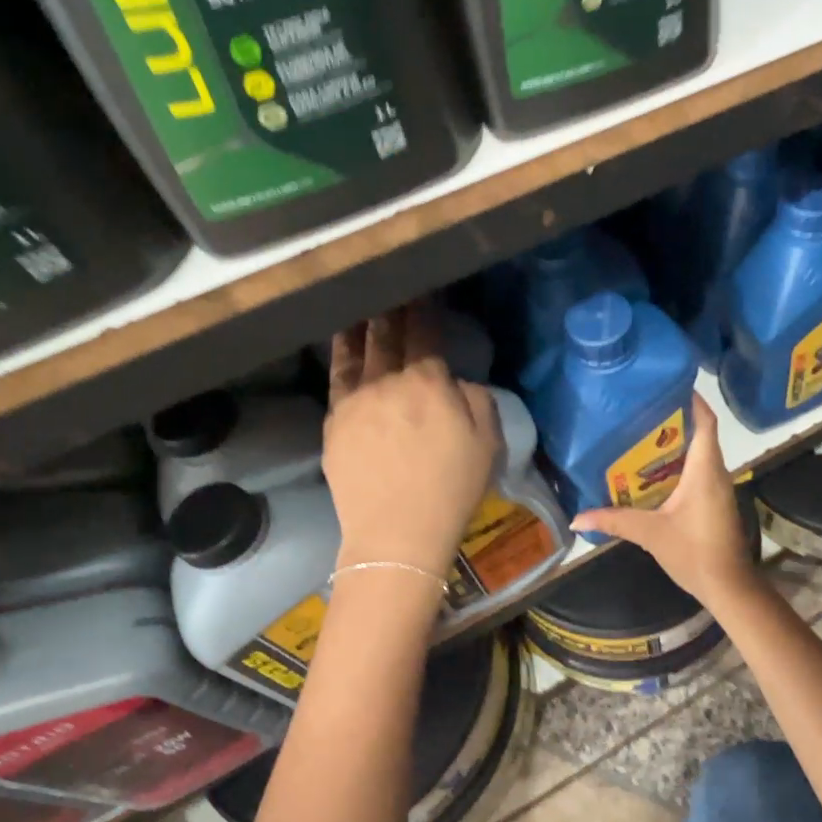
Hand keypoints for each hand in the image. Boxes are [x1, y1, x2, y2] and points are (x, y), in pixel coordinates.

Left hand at [322, 306, 500, 578]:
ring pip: (354, 351)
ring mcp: (353, 401)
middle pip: (386, 334)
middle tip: (389, 285)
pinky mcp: (333, 424)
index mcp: (428, 381)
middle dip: (391, 307)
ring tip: (356, 303)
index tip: (424, 288)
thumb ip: (475, 398)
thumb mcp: (488, 440)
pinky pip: (336, 380)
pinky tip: (342, 348)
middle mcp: (386, 381)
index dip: (425, 306)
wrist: (397, 535)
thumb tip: (454, 382)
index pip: (424, 331)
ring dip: (359, 324)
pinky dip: (340, 356)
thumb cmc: (452, 488)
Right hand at [570, 394, 760, 604]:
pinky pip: (700, 470)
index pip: (705, 422)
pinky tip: (655, 471)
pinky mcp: (716, 502)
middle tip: (643, 409)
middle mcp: (716, 472)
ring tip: (643, 435)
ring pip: (701, 453)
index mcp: (705, 469)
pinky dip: (681, 463)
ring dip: (678, 443)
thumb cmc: (694, 552)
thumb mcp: (650, 533)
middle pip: (701, 434)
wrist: (728, 586)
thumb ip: (613, 521)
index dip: (693, 401)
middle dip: (676, 419)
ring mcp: (719, 487)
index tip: (670, 385)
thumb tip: (576, 518)